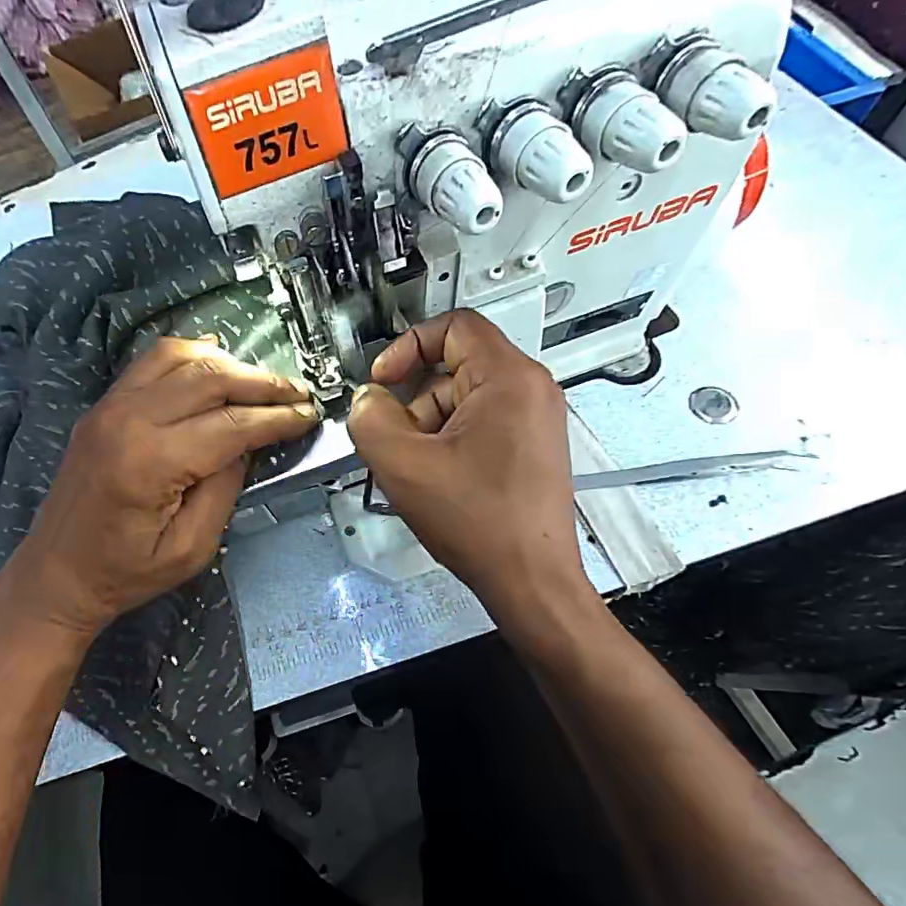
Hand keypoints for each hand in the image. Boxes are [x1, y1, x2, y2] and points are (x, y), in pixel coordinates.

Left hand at [0, 337, 318, 637]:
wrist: (56, 574)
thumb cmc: (125, 573)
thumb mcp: (192, 548)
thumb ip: (225, 489)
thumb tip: (250, 444)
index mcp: (151, 462)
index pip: (232, 423)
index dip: (278, 418)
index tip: (310, 417)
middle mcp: (128, 420)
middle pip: (210, 378)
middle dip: (263, 383)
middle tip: (300, 394)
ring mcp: (110, 407)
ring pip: (181, 357)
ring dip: (231, 364)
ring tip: (265, 383)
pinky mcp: (104, 406)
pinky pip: (153, 362)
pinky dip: (192, 356)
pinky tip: (219, 366)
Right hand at [348, 310, 592, 613]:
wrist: (530, 579)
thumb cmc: (486, 526)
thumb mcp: (405, 465)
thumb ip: (369, 419)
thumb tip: (368, 402)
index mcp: (510, 379)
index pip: (453, 326)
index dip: (407, 346)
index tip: (385, 379)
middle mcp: (533, 393)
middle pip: (455, 370)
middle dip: (417, 404)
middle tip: (401, 442)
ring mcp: (537, 423)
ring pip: (465, 403)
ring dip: (433, 431)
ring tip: (425, 475)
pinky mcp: (533, 450)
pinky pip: (483, 428)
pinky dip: (454, 447)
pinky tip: (444, 485)